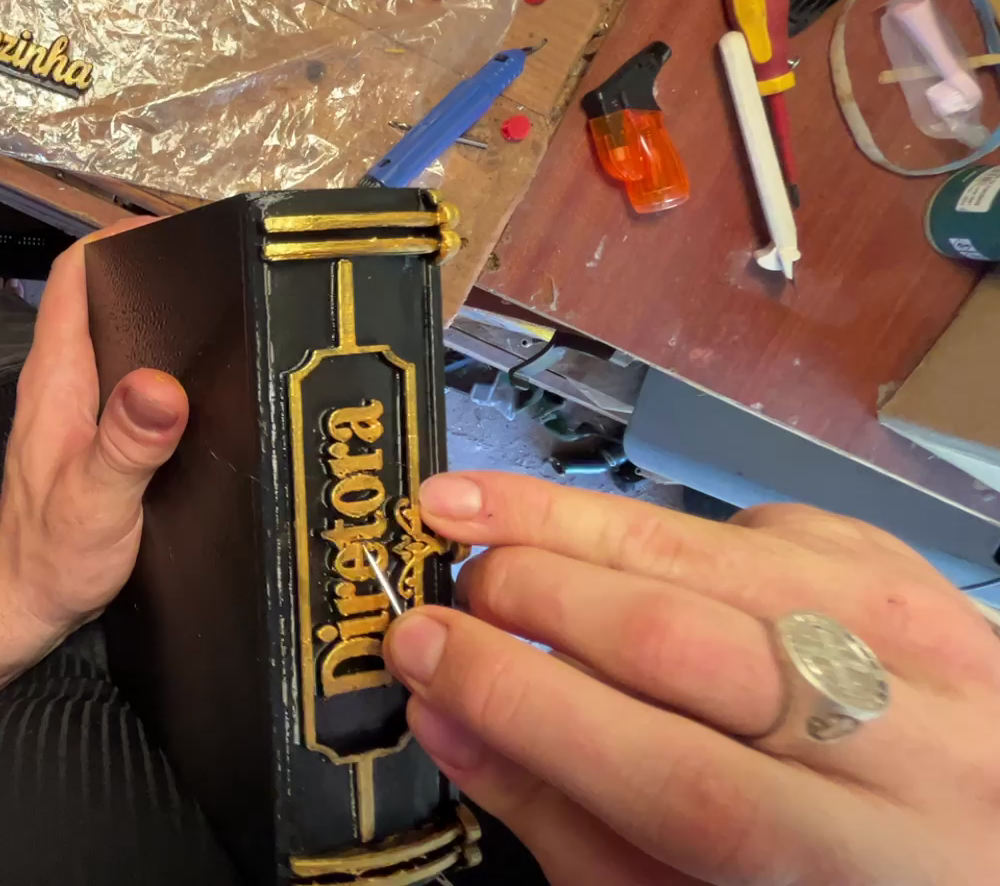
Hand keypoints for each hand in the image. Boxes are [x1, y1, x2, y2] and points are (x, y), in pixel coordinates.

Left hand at [0, 217, 188, 638]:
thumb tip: (162, 383)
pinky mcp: (85, 430)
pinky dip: (149, 356)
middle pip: (93, 299)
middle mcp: (58, 379)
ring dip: (147, 314)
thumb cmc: (54, 553)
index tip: (169, 232)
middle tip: (210, 269)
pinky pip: (116, 372)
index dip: (112, 244)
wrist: (27, 600)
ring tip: (212, 311)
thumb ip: (127, 443)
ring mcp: (69, 405)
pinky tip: (190, 375)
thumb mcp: (96, 499)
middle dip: (142, 272)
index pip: (71, 280)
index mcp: (55, 377)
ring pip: (106, 334)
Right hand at [382, 471, 999, 885]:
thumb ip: (545, 806)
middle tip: (442, 592)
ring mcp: (923, 636)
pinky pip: (723, 521)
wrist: (980, 840)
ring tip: (448, 504)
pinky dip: (625, 524)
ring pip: (687, 549)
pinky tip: (593, 548)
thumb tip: (430, 703)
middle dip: (518, 597)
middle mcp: (928, 751)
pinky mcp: (891, 564)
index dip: (516, 696)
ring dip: (540, 518)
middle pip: (673, 638)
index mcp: (868, 872)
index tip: (410, 642)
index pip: (674, 776)